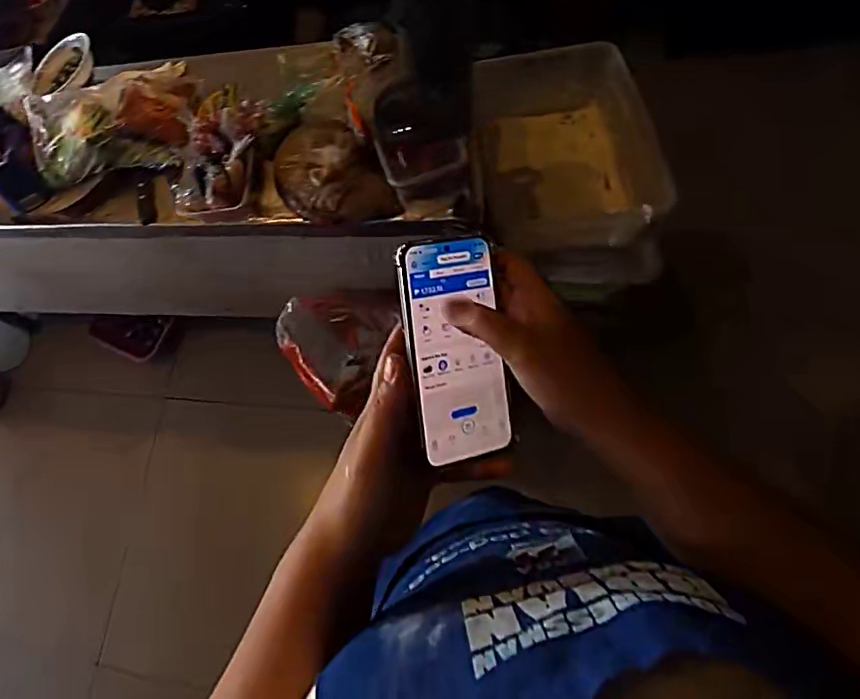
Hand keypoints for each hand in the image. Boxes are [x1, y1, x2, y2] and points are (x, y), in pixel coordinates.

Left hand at [308, 326, 508, 556]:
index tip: (444, 308)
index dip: (416, 332)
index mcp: (383, 405)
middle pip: (432, 382)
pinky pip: (457, 458)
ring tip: (508, 403)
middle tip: (493, 348)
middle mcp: (400, 417)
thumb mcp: (371, 448)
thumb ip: (385, 408)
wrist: (352, 551)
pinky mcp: (426, 470)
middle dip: (458, 364)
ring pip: (450, 417)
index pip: (398, 357)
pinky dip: (478, 457)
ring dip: (475, 410)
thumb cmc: (354, 495)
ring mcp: (414, 444)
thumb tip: (397, 358)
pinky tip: (504, 459)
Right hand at [444, 250, 629, 435]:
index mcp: (537, 297)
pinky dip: (481, 336)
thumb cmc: (561, 373)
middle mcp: (534, 310)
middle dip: (471, 286)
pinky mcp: (530, 355)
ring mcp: (533, 333)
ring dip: (473, 313)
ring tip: (439, 315)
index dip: (485, 256)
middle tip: (435, 289)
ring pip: (498, 314)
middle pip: (501, 287)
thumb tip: (447, 302)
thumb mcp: (518, 345)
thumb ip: (484, 323)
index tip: (452, 260)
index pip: (511, 262)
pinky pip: (501, 337)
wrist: (595, 411)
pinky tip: (459, 346)